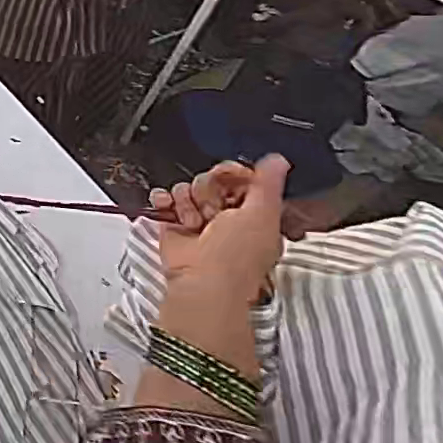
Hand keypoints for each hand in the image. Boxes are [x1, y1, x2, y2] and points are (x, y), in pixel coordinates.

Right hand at [132, 155, 289, 414]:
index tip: (230, 177)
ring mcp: (198, 221)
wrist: (202, 283)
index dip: (233, 173)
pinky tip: (170, 207)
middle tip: (213, 209)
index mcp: (253, 213)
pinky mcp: (173, 226)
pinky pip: (166, 199)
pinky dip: (164, 200)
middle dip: (209, 189)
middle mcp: (226, 217)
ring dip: (188, 199)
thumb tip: (278, 159)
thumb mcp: (262, 214)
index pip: (241, 177)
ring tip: (194, 219)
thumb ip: (268, 184)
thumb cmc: (236, 257)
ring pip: (189, 187)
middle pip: (212, 179)